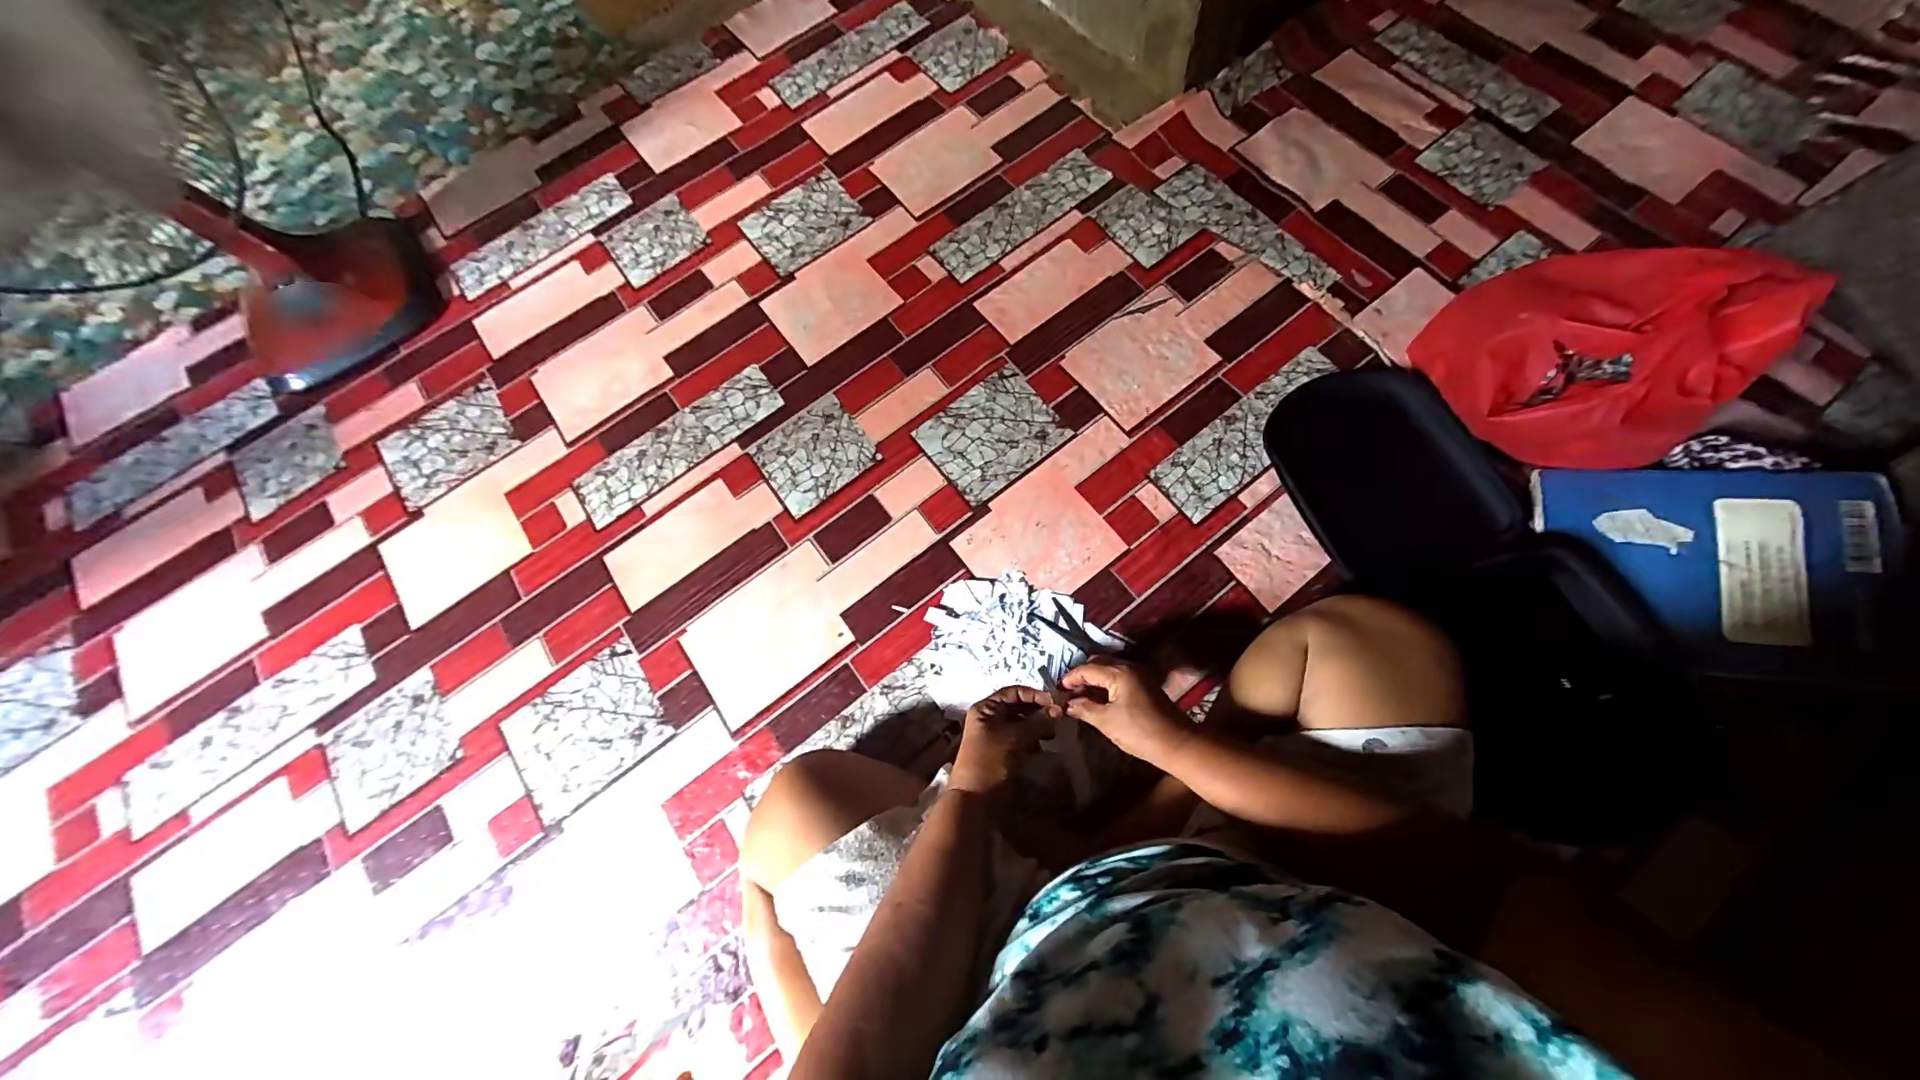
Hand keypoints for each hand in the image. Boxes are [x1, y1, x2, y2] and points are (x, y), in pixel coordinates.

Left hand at [949, 686, 1060, 795]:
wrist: (975, 799)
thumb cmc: (991, 761)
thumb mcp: (1015, 737)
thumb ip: (1038, 721)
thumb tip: (1059, 708)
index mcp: (985, 709)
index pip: (1013, 692)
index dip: (1034, 694)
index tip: (1055, 702)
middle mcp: (989, 718)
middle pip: (1018, 707)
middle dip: (1038, 711)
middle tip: (1058, 718)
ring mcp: (995, 735)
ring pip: (1021, 723)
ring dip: (1038, 725)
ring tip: (1052, 733)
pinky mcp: (1003, 751)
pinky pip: (1021, 738)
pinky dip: (1033, 739)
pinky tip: (1044, 745)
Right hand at [1059, 658, 1193, 766]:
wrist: (1176, 744)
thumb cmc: (1139, 732)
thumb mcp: (1106, 721)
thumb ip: (1084, 709)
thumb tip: (1069, 704)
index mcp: (1119, 673)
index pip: (1087, 669)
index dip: (1070, 678)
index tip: (1058, 689)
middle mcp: (1130, 667)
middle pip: (1099, 664)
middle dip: (1082, 676)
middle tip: (1069, 692)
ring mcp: (1140, 675)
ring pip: (1110, 670)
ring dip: (1094, 680)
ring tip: (1081, 696)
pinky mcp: (1145, 686)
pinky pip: (1119, 677)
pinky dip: (1106, 685)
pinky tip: (1099, 699)